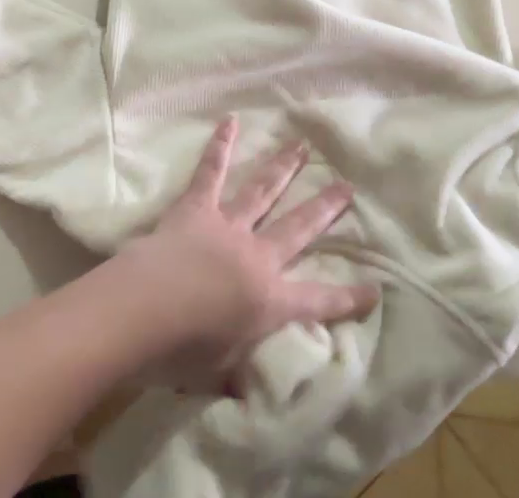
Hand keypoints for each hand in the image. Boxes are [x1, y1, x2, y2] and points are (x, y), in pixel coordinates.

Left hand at [106, 116, 381, 393]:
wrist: (143, 310)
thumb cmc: (182, 351)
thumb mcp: (216, 374)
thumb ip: (233, 377)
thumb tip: (241, 396)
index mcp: (271, 302)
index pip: (319, 301)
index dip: (349, 297)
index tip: (374, 288)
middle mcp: (257, 257)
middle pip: (298, 229)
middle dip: (325, 208)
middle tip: (347, 186)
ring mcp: (227, 227)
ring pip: (263, 192)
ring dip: (284, 167)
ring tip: (303, 146)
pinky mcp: (195, 208)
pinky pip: (210, 172)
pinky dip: (220, 146)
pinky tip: (231, 121)